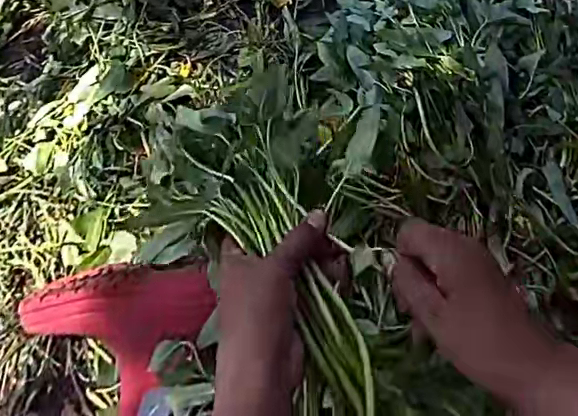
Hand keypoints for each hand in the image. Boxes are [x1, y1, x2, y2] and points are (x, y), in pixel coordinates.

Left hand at [213, 212, 343, 415]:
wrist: (264, 373)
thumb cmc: (257, 312)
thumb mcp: (276, 266)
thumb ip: (299, 239)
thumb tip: (321, 212)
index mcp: (236, 258)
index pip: (250, 226)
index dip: (271, 213)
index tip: (298, 203)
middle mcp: (253, 272)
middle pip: (283, 244)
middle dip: (308, 239)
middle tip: (330, 232)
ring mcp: (274, 292)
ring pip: (300, 265)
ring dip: (321, 258)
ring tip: (339, 254)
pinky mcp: (293, 309)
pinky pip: (311, 286)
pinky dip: (325, 278)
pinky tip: (340, 273)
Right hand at [389, 220, 568, 408]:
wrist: (533, 366)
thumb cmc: (479, 342)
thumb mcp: (434, 316)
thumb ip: (408, 283)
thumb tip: (393, 262)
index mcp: (449, 247)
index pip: (407, 230)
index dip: (400, 260)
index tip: (407, 295)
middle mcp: (463, 242)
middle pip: (421, 246)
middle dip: (412, 279)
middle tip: (415, 318)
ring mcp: (477, 257)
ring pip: (435, 262)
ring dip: (426, 291)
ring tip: (428, 330)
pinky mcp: (485, 274)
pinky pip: (453, 273)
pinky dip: (443, 294)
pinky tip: (445, 325)